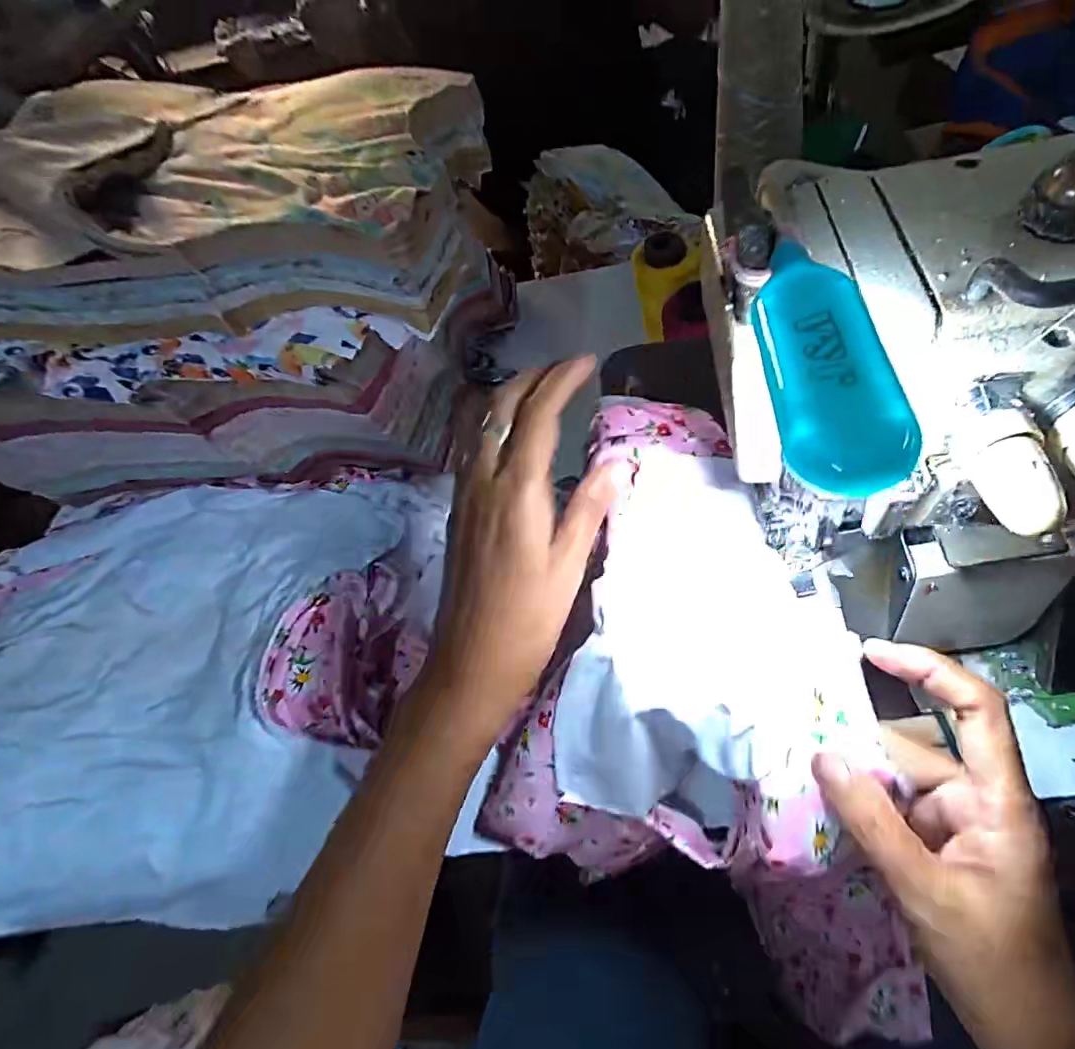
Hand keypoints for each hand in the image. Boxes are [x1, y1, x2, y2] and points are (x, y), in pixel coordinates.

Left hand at [418, 355, 618, 729]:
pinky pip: (471, 448)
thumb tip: (615, 462)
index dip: (561, 381)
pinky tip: (509, 435)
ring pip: (479, 425)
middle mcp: (483, 482)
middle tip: (564, 369)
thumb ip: (589, 507)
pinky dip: (491, 424)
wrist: (472, 661)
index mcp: (517, 491)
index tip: (587, 361)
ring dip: (507, 396)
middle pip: (500, 408)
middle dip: (531, 378)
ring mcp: (464, 495)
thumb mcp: (570, 565)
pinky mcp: (458, 511)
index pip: (537, 416)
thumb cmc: (529, 619)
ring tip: (539, 390)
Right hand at [814, 639, 1074, 1048]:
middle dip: (865, 745)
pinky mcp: (944, 846)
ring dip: (859, 782)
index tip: (874, 653)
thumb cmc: (990, 962)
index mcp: (999, 799)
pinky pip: (898, 811)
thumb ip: (871, 821)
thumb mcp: (922, 889)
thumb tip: (822, 756)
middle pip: (921, 749)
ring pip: (902, 782)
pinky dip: (865, 809)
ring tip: (807, 776)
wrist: (1026, 1035)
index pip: (977, 709)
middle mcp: (981, 799)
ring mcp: (962, 824)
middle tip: (806, 735)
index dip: (930, 669)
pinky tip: (829, 811)